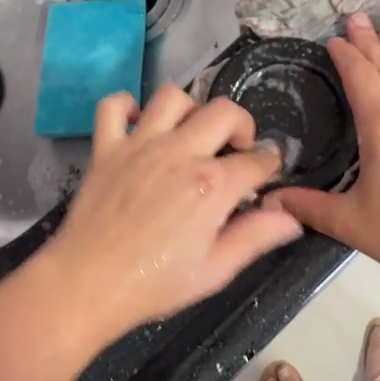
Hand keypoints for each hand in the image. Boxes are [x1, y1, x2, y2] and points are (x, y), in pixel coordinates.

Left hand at [39, 85, 301, 341]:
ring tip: (192, 133)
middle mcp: (179, 152)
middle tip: (237, 148)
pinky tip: (139, 124)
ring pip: (173, 96)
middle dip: (242, 125)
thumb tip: (291, 217)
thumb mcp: (215, 270)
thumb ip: (256, 237)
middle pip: (224, 112)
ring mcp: (140, 145)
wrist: (88, 283)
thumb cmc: (155, 284)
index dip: (269, 165)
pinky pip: (114, 105)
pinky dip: (127, 105)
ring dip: (190, 108)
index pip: (257, 160)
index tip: (266, 174)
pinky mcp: (106, 147)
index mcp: (212, 185)